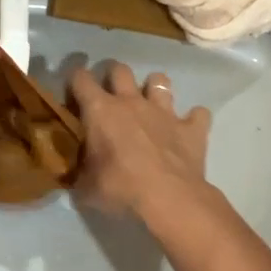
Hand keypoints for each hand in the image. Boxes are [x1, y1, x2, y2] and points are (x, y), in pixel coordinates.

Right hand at [69, 63, 211, 217]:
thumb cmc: (120, 189)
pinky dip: (193, 119)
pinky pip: (198, 114)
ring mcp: (164, 112)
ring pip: (159, 80)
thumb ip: (78, 172)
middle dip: (113, 76)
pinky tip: (188, 128)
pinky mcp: (191, 129)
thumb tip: (73, 175)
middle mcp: (131, 102)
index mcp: (100, 111)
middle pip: (120, 69)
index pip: (80, 78)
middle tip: (111, 93)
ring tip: (150, 103)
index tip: (73, 90)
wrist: (169, 201)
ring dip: (154, 89)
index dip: (75, 79)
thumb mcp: (85, 186)